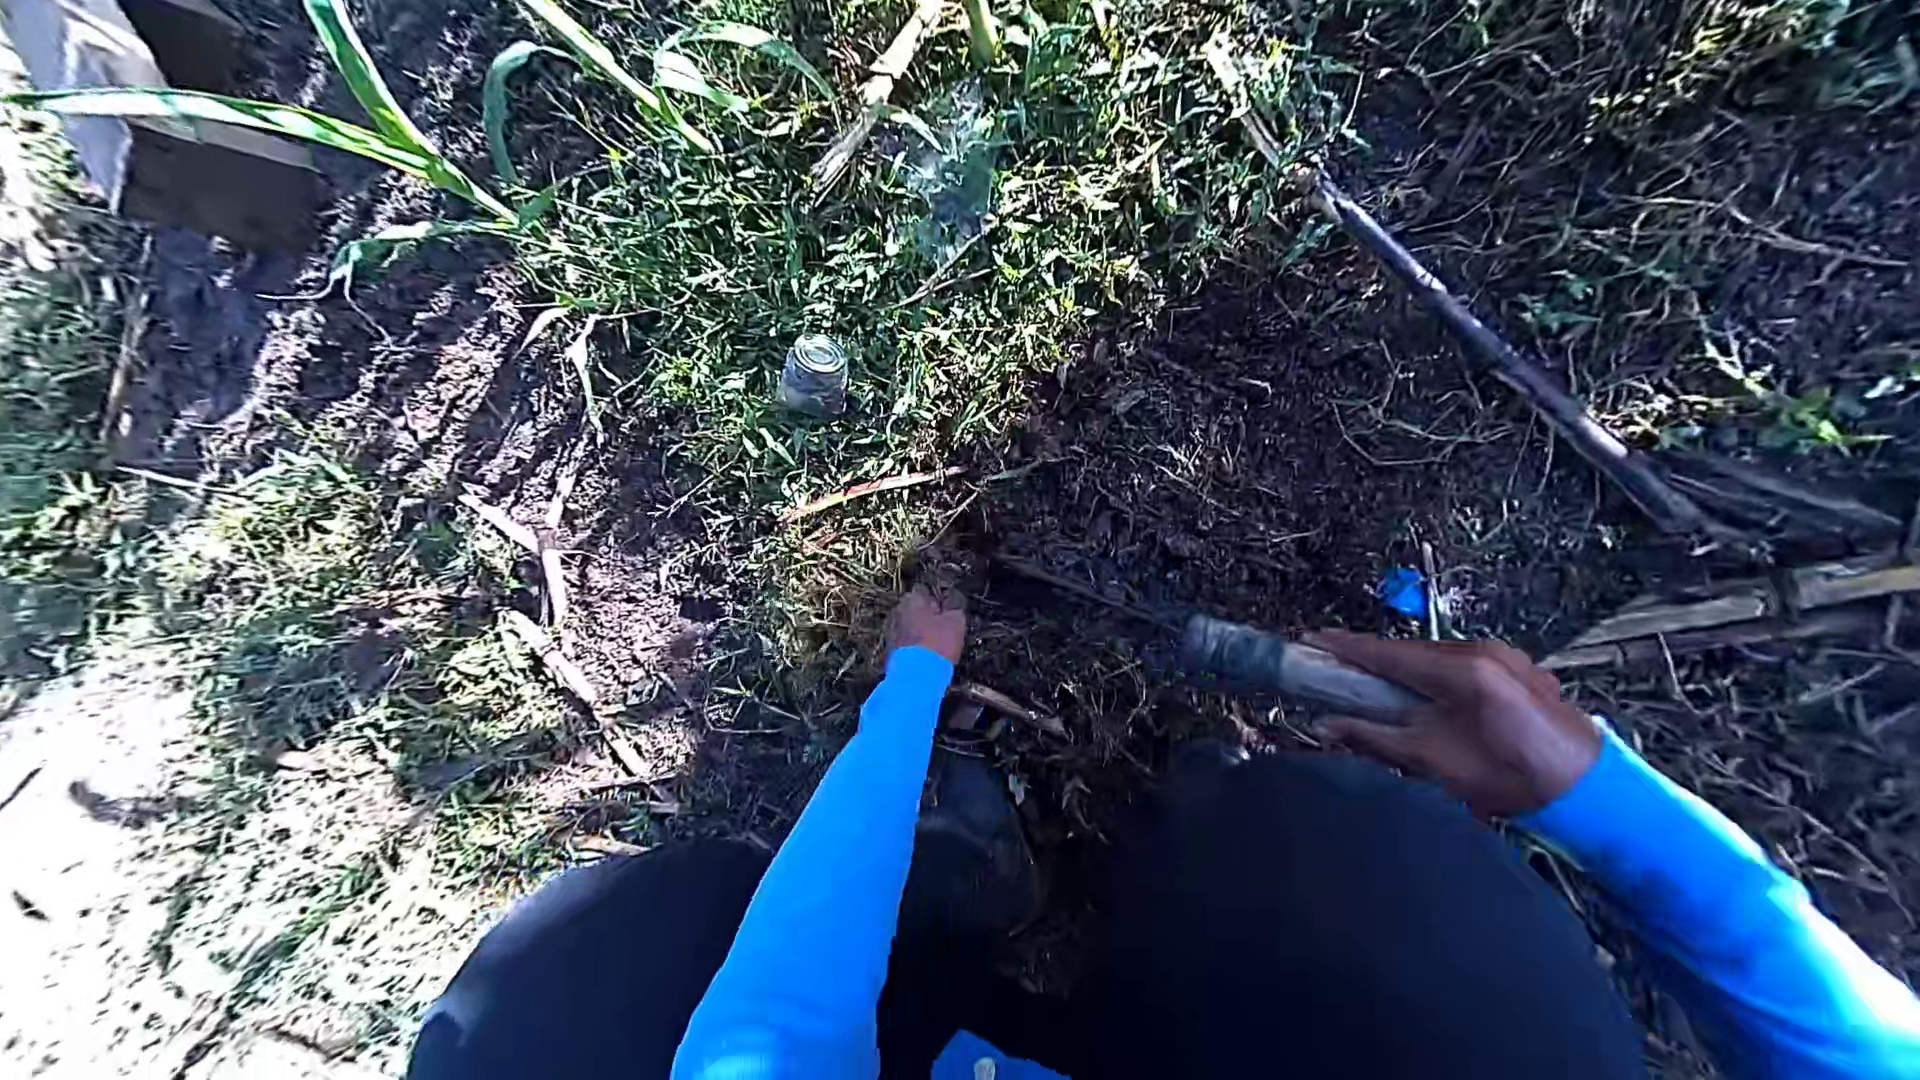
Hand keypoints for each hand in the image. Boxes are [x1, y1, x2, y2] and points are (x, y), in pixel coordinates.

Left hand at [882, 586, 966, 664]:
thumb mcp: (956, 622)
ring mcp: (890, 630)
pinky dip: (912, 645)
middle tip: (942, 628)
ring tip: (934, 645)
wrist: (917, 676)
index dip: (938, 601)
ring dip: (918, 631)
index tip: (947, 611)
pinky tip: (923, 655)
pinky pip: (903, 641)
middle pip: (914, 608)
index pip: (926, 591)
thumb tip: (954, 598)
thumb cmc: (937, 644)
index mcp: (912, 599)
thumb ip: (955, 606)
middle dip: (926, 615)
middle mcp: (897, 611)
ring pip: (908, 625)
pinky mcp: (888, 649)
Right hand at [1304, 630, 1601, 817]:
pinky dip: (1428, 669)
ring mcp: (1504, 656)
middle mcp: (1482, 652)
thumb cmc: (1510, 779)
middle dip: (1367, 656)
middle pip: (1406, 648)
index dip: (1342, 646)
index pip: (1383, 651)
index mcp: (1459, 670)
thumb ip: (1372, 737)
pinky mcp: (1517, 668)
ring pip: (1431, 652)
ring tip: (1370, 677)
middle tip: (1333, 663)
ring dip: (1398, 664)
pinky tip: (1419, 687)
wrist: (1597, 797)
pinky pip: (1456, 659)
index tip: (1309, 639)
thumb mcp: (1430, 760)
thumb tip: (1324, 725)